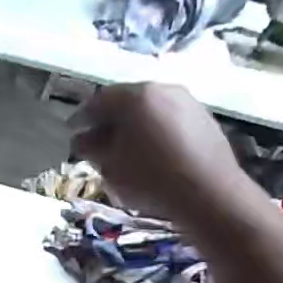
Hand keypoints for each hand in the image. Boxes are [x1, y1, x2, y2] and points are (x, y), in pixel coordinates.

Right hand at [69, 83, 256, 228]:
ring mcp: (188, 102)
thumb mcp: (112, 167)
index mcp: (135, 95)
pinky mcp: (206, 121)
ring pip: (151, 112)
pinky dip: (157, 135)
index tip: (73, 132)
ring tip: (126, 153)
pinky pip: (170, 123)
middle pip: (128, 102)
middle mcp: (163, 89)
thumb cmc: (151, 179)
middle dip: (111, 122)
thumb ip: (92, 148)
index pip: (99, 101)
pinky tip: (154, 158)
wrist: (209, 194)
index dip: (82, 118)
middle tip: (98, 143)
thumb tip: (82, 139)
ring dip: (135, 128)